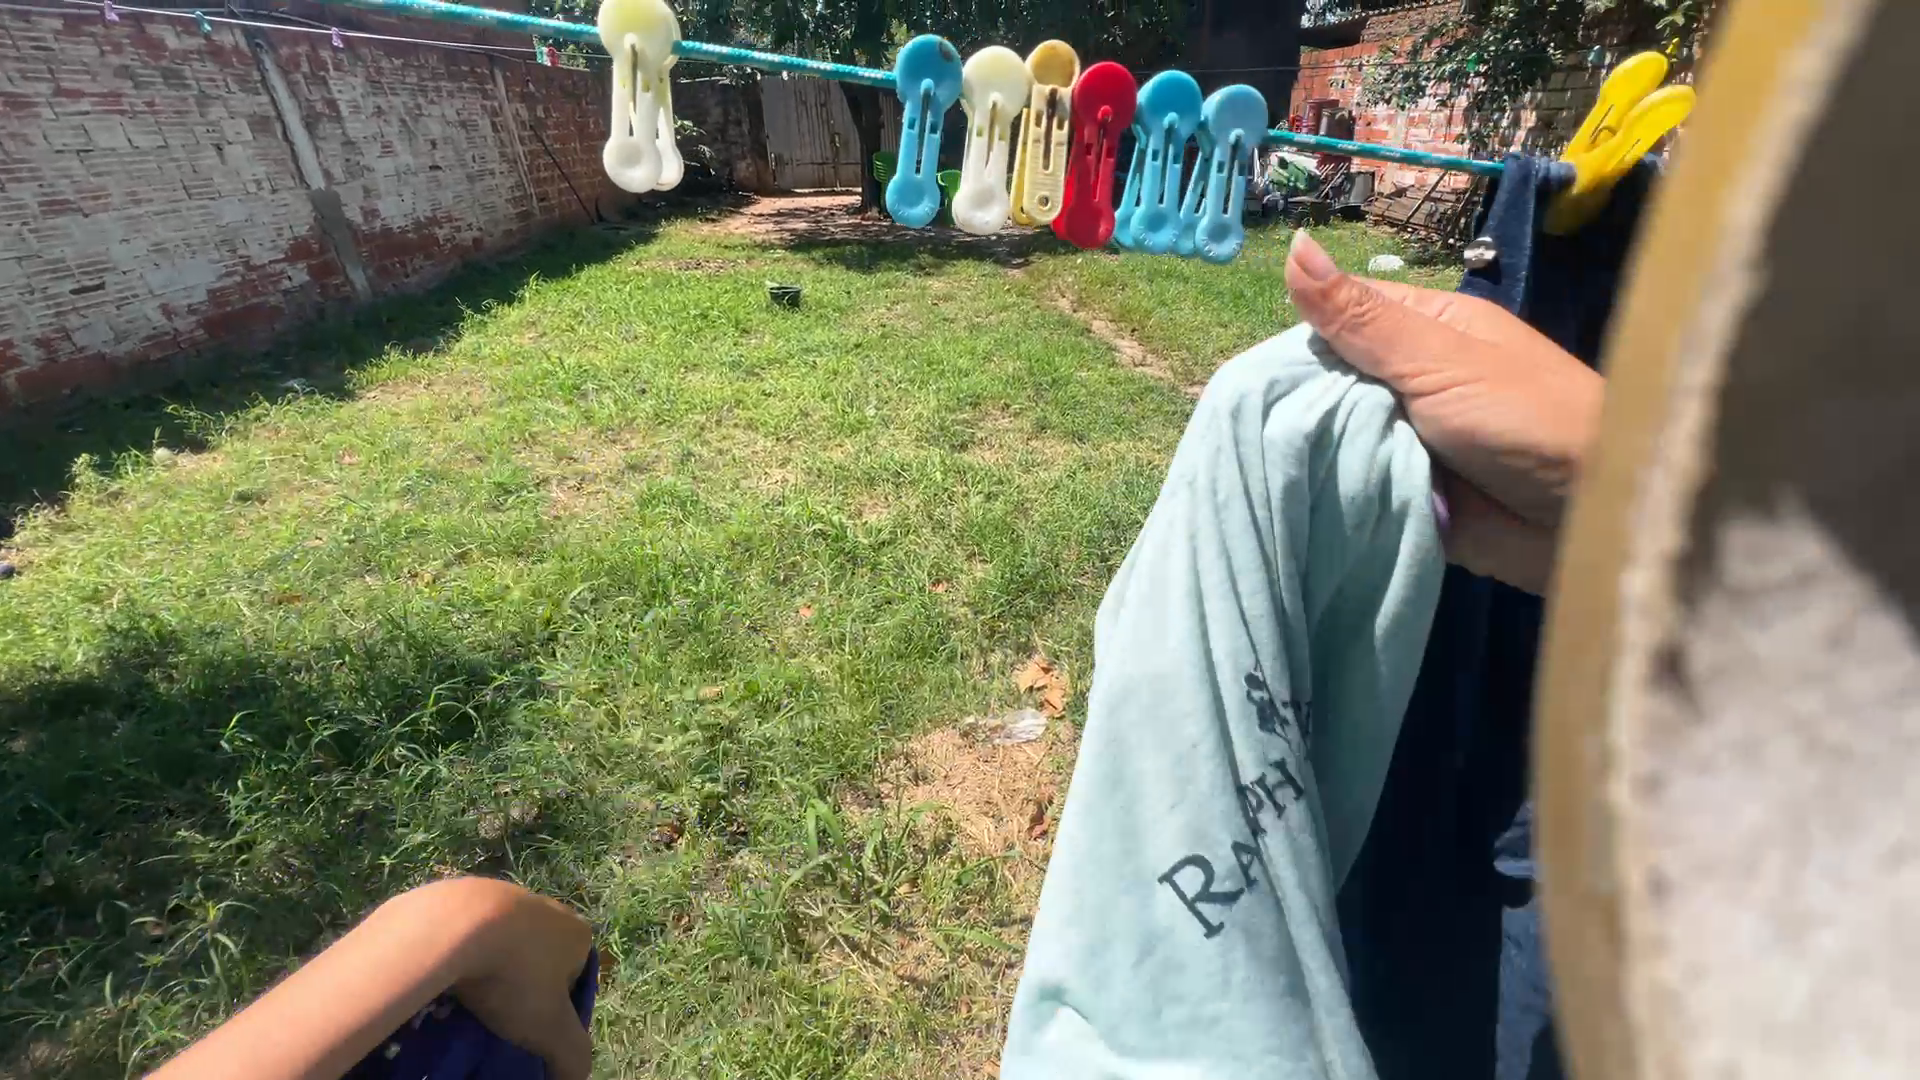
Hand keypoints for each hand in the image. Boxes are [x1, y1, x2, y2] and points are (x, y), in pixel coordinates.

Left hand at [447, 880, 594, 1079]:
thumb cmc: (514, 975)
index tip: (525, 1033)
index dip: (553, 1012)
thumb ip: (571, 1054)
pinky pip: (477, 936)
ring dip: (494, 973)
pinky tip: (449, 980)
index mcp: (579, 936)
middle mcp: (555, 912)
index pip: (574, 981)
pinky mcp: (476, 897)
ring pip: (508, 948)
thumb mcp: (548, 1026)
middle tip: (494, 1023)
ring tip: (467, 1005)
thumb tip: (574, 1079)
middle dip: (522, 992)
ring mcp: (516, 899)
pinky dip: (467, 958)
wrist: (458, 926)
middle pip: (542, 963)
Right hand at [1283, 229, 1604, 593]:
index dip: (1294, 345)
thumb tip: (1294, 243)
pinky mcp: (1394, 489)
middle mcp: (1405, 383)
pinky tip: (1282, 490)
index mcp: (1420, 334)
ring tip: (1253, 462)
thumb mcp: (1436, 359)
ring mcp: (1398, 439)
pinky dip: (1322, 486)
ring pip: (1330, 436)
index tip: (1248, 376)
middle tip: (1242, 425)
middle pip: (1326, 385)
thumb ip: (1360, 316)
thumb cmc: (1525, 419)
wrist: (1587, 521)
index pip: (1335, 324)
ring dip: (1306, 450)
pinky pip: (1344, 482)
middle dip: (1293, 404)